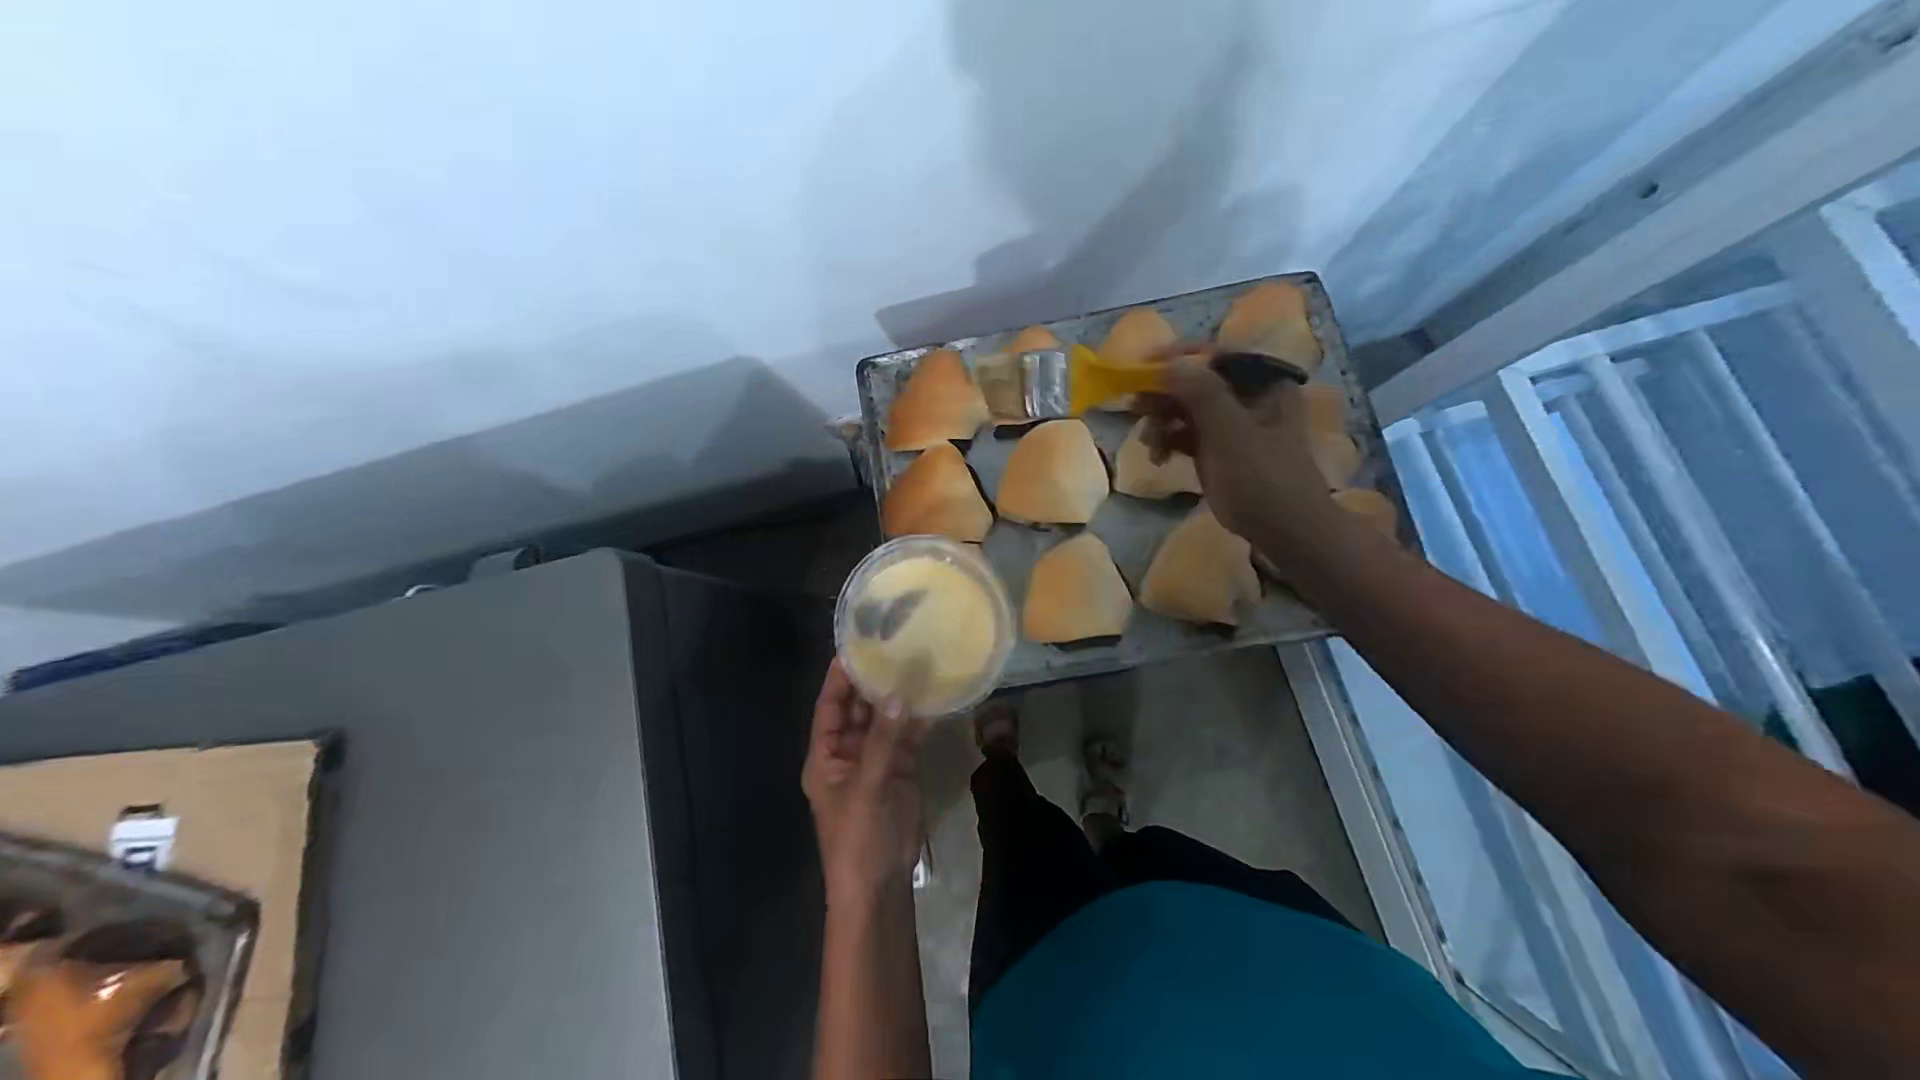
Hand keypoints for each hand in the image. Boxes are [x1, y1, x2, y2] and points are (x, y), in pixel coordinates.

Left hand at [802, 660, 929, 902]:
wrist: (879, 886)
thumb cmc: (858, 838)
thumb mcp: (867, 787)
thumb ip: (883, 741)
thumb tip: (898, 694)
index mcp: (826, 756)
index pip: (829, 706)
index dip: (840, 677)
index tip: (855, 645)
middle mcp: (848, 753)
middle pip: (859, 709)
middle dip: (874, 682)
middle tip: (895, 646)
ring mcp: (876, 762)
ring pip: (886, 721)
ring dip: (899, 698)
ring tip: (919, 663)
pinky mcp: (901, 771)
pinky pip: (908, 738)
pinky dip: (920, 720)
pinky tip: (936, 698)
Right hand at [1141, 354, 1337, 544]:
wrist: (1286, 531)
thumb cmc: (1262, 478)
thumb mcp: (1231, 431)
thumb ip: (1200, 392)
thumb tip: (1167, 363)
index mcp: (1264, 382)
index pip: (1216, 355)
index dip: (1178, 357)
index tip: (1142, 366)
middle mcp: (1249, 397)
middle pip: (1197, 382)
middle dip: (1163, 395)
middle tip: (1133, 407)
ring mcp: (1234, 426)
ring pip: (1188, 410)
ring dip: (1162, 421)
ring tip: (1146, 442)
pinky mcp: (1220, 451)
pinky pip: (1187, 435)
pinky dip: (1169, 442)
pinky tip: (1157, 459)